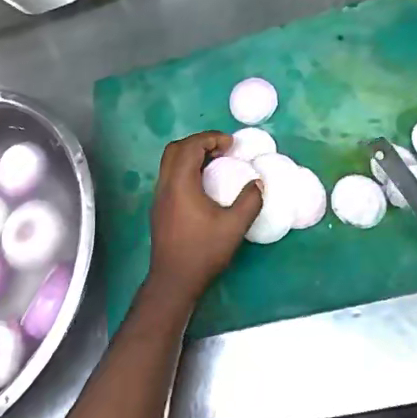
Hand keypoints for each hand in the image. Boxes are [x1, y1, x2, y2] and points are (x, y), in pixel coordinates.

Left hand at [147, 132, 261, 302]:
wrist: (174, 279)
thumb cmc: (203, 251)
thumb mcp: (234, 226)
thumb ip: (249, 201)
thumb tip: (257, 183)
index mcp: (179, 183)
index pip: (190, 147)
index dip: (210, 138)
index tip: (230, 143)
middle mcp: (165, 185)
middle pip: (175, 149)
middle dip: (198, 142)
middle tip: (222, 149)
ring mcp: (159, 197)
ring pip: (170, 163)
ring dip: (191, 156)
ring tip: (215, 163)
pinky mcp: (159, 208)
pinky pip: (170, 176)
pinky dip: (185, 169)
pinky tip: (203, 184)